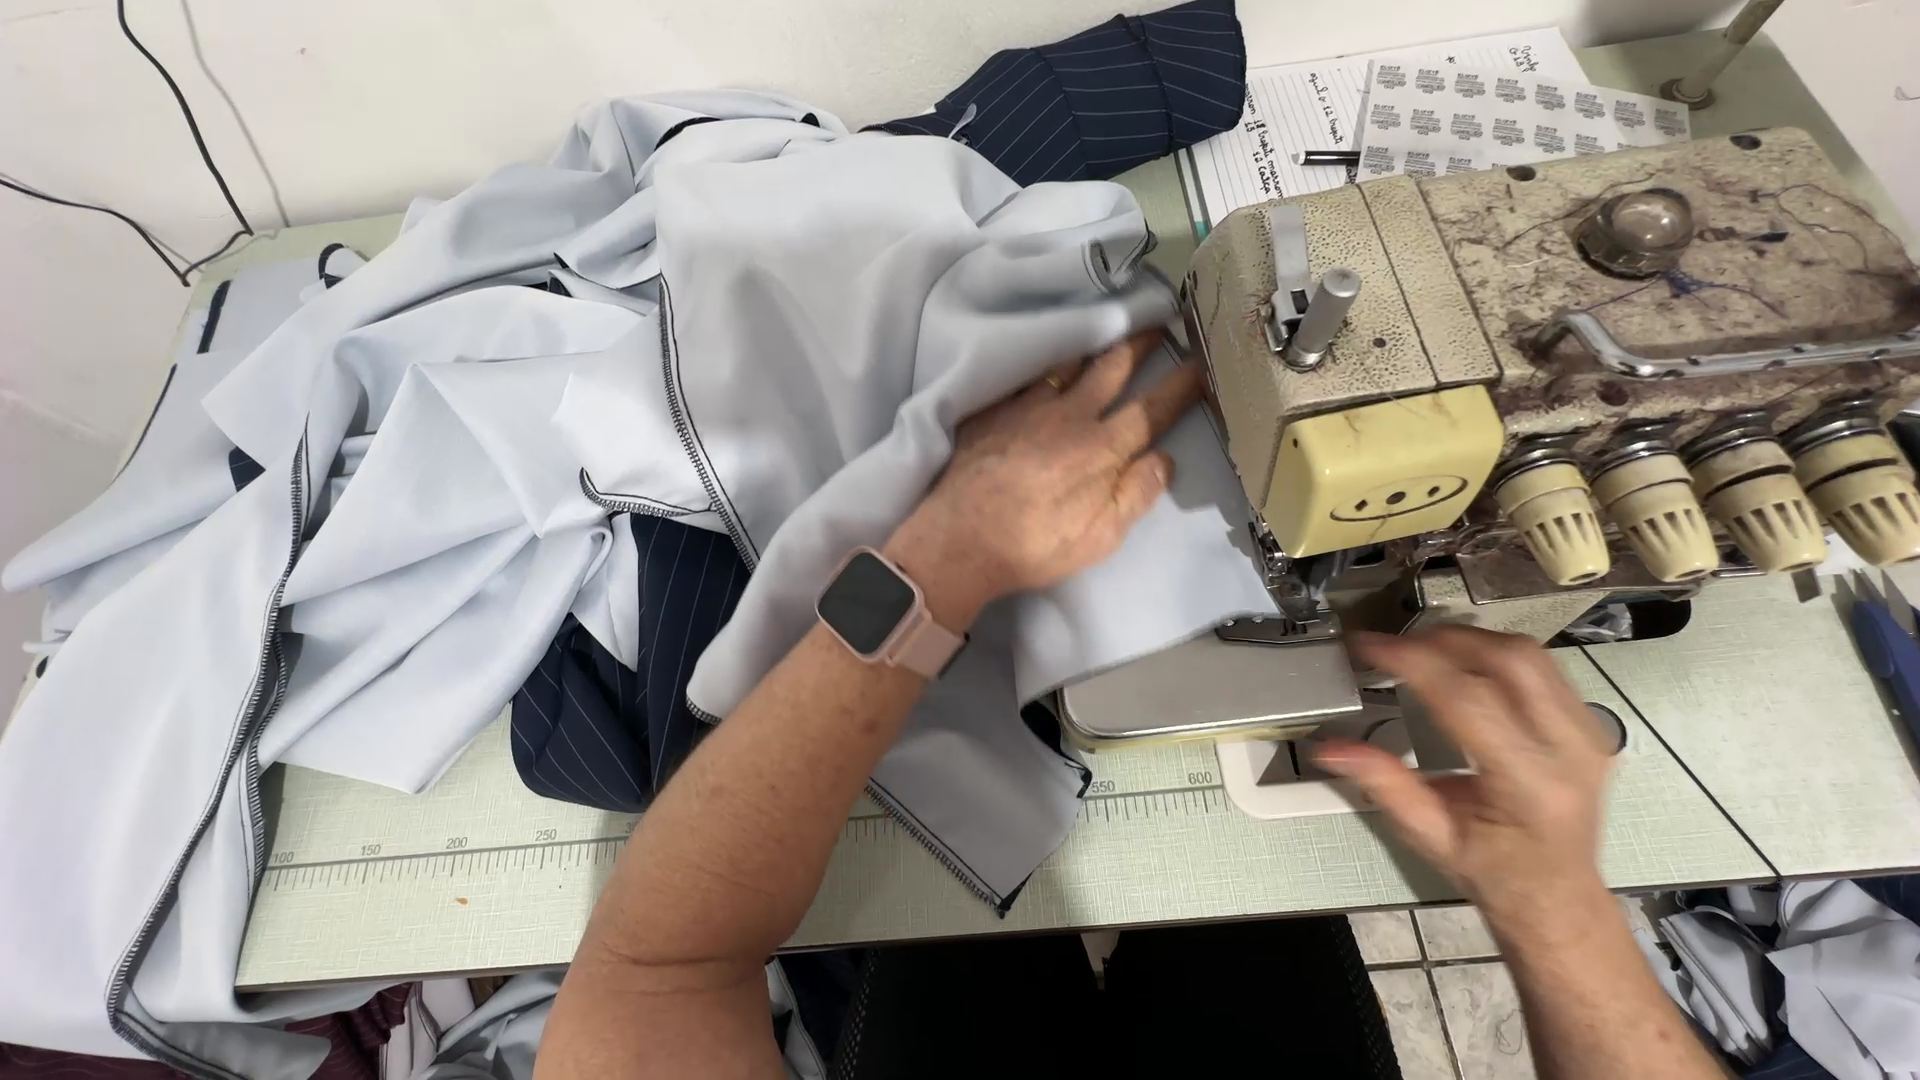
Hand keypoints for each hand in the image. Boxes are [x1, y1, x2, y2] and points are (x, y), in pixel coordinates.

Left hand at [884, 330, 1200, 625]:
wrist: (958, 539)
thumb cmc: (1032, 547)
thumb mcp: (1099, 538)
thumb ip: (1136, 495)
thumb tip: (1165, 458)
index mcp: (1101, 449)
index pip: (1152, 409)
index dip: (1182, 385)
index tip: (1204, 364)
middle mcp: (1068, 415)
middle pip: (1112, 366)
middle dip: (1141, 341)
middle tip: (1160, 318)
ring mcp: (1026, 406)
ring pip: (1067, 360)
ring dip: (1093, 340)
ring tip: (1106, 322)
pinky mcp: (992, 408)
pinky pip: (1025, 372)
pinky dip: (1043, 358)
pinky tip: (1044, 353)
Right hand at [1313, 627, 1616, 926]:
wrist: (1557, 895)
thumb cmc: (1489, 869)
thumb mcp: (1427, 834)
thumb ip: (1383, 785)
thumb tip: (1329, 747)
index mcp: (1527, 783)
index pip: (1468, 698)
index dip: (1413, 662)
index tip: (1368, 646)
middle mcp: (1568, 751)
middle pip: (1507, 660)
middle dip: (1441, 640)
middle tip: (1394, 646)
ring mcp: (1588, 734)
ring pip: (1528, 654)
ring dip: (1468, 640)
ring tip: (1421, 649)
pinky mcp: (1590, 725)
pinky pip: (1541, 667)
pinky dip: (1493, 653)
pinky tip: (1460, 664)